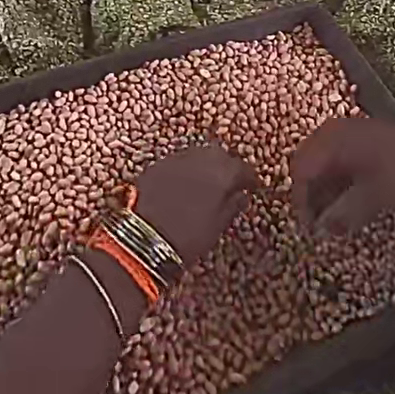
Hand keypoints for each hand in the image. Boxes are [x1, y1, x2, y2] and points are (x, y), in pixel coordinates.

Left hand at [132, 143, 254, 260]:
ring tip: (209, 184)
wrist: (141, 238)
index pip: (243, 169)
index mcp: (223, 173)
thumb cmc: (186, 237)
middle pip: (221, 155)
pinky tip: (186, 185)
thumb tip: (242, 196)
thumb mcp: (217, 226)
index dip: (250, 179)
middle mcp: (202, 158)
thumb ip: (232, 206)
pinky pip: (180, 161)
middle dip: (228, 167)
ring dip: (207, 166)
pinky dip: (188, 169)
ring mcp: (178, 158)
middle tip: (231, 184)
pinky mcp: (158, 164)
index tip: (252, 187)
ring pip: (199, 155)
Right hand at [289, 118, 394, 235]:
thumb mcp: (373, 196)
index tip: (309, 226)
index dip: (300, 199)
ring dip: (323, 189)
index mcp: (331, 140)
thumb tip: (320, 231)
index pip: (300, 169)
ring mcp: (347, 133)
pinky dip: (336, 180)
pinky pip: (336, 160)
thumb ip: (342, 213)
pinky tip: (347, 199)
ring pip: (321, 163)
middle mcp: (333, 131)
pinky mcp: (360, 139)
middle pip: (307, 164)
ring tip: (333, 214)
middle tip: (319, 222)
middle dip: (310, 194)